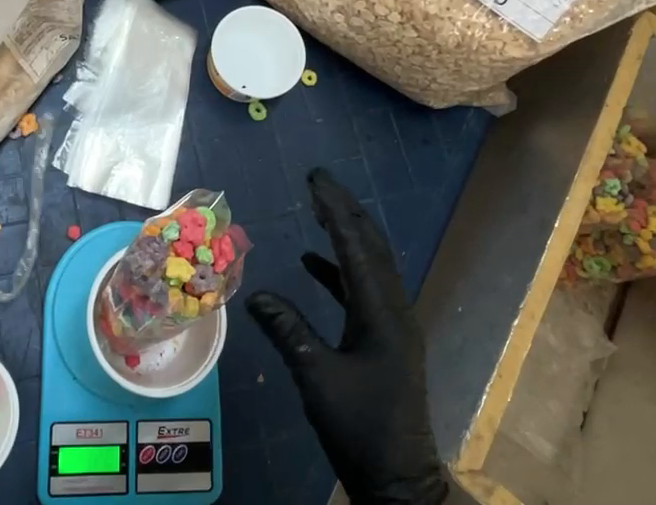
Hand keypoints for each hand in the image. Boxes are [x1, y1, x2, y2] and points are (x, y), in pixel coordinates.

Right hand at [246, 170, 447, 504]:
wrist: (399, 477)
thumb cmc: (359, 427)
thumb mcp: (316, 378)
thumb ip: (288, 332)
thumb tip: (256, 294)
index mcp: (382, 313)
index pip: (356, 247)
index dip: (334, 210)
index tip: (315, 179)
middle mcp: (393, 309)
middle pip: (371, 246)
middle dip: (345, 210)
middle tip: (318, 181)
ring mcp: (392, 323)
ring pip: (369, 264)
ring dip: (345, 234)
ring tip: (317, 208)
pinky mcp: (385, 337)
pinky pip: (363, 288)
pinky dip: (339, 269)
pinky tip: (313, 261)